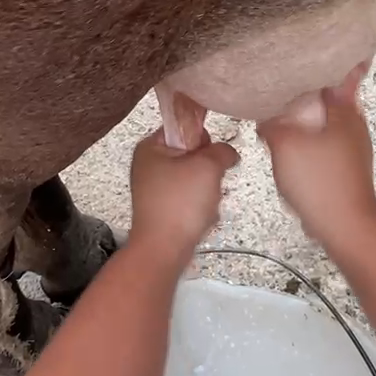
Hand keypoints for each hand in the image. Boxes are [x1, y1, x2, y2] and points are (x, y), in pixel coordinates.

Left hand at [129, 128, 238, 263]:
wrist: (164, 249)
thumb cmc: (180, 202)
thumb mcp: (208, 166)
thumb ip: (222, 151)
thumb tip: (228, 153)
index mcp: (150, 146)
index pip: (182, 126)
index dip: (202, 137)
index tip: (212, 154)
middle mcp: (148, 164)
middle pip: (190, 153)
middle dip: (208, 168)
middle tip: (212, 180)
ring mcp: (153, 188)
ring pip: (193, 177)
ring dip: (208, 188)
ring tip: (208, 202)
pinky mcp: (162, 209)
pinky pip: (188, 198)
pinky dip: (200, 205)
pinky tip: (203, 215)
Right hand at [257, 65, 375, 243]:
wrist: (346, 227)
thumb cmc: (319, 181)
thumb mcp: (285, 144)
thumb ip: (273, 122)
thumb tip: (265, 113)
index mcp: (345, 110)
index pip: (341, 72)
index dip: (324, 60)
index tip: (304, 51)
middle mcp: (355, 123)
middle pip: (330, 96)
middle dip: (307, 91)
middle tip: (279, 86)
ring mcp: (354, 146)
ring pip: (326, 120)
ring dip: (306, 117)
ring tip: (278, 115)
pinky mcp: (348, 166)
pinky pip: (325, 141)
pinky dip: (309, 138)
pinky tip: (290, 146)